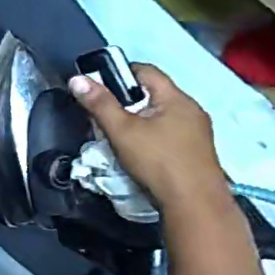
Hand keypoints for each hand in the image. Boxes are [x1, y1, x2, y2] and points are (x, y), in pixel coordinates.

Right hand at [68, 63, 230, 211]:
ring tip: (116, 133)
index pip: (146, 71)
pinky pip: (168, 130)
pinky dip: (150, 133)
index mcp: (176, 99)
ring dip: (137, 118)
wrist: (194, 203)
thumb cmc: (157, 161)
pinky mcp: (196, 150)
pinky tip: (138, 149)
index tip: (98, 85)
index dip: (119, 72)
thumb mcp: (121, 130)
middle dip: (125, 99)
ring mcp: (197, 131)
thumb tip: (77, 79)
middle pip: (152, 93)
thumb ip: (99, 104)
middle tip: (102, 113)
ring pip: (160, 113)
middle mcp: (191, 109)